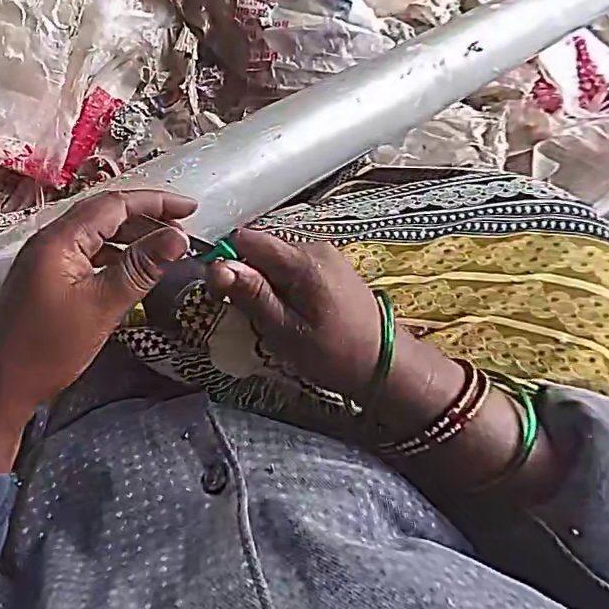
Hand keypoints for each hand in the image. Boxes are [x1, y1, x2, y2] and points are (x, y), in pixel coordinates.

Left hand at [0, 189, 195, 471]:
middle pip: (103, 213)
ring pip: (94, 231)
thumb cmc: (50, 346)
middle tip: (182, 231)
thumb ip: (141, 267)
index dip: (155, 202)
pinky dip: (111, 254)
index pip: (113, 204)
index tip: (190, 208)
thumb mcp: (103, 305)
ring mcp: (45, 255)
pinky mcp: (44, 273)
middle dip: (144, 217)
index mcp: (60, 238)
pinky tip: (132, 267)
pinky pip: (84, 250)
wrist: (2, 380)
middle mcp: (50, 238)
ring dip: (129, 236)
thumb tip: (178, 237)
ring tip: (163, 248)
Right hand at [208, 228, 562, 500]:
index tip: (225, 292)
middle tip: (252, 312)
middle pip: (258, 247)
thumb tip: (217, 266)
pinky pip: (290, 264)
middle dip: (246, 274)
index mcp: (303, 260)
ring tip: (274, 315)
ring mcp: (325, 254)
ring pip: (272, 256)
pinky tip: (292, 310)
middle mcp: (314, 247)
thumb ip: (251, 294)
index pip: (244, 239)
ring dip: (263, 280)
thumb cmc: (336, 355)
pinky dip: (281, 283)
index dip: (227, 261)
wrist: (391, 369)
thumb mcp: (285, 330)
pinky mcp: (330, 265)